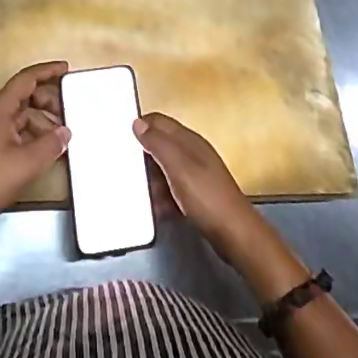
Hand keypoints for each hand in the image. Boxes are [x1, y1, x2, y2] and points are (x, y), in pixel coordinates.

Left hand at [0, 62, 71, 229]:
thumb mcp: (27, 162)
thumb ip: (51, 144)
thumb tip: (65, 132)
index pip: (26, 79)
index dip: (47, 71)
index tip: (66, 68)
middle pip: (24, 96)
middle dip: (48, 102)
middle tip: (69, 114)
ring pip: (20, 115)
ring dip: (41, 122)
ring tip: (60, 139)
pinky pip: (13, 129)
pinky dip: (30, 134)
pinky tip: (44, 150)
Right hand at [134, 113, 308, 298]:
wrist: (236, 236)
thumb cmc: (207, 198)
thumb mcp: (178, 167)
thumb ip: (158, 143)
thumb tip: (138, 123)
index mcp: (189, 141)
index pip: (158, 121)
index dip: (140, 125)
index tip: (121, 138)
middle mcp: (193, 153)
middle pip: (160, 144)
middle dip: (143, 155)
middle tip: (127, 168)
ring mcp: (196, 174)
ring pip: (164, 168)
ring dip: (151, 178)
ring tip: (139, 191)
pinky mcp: (197, 194)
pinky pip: (171, 187)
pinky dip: (161, 194)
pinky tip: (156, 207)